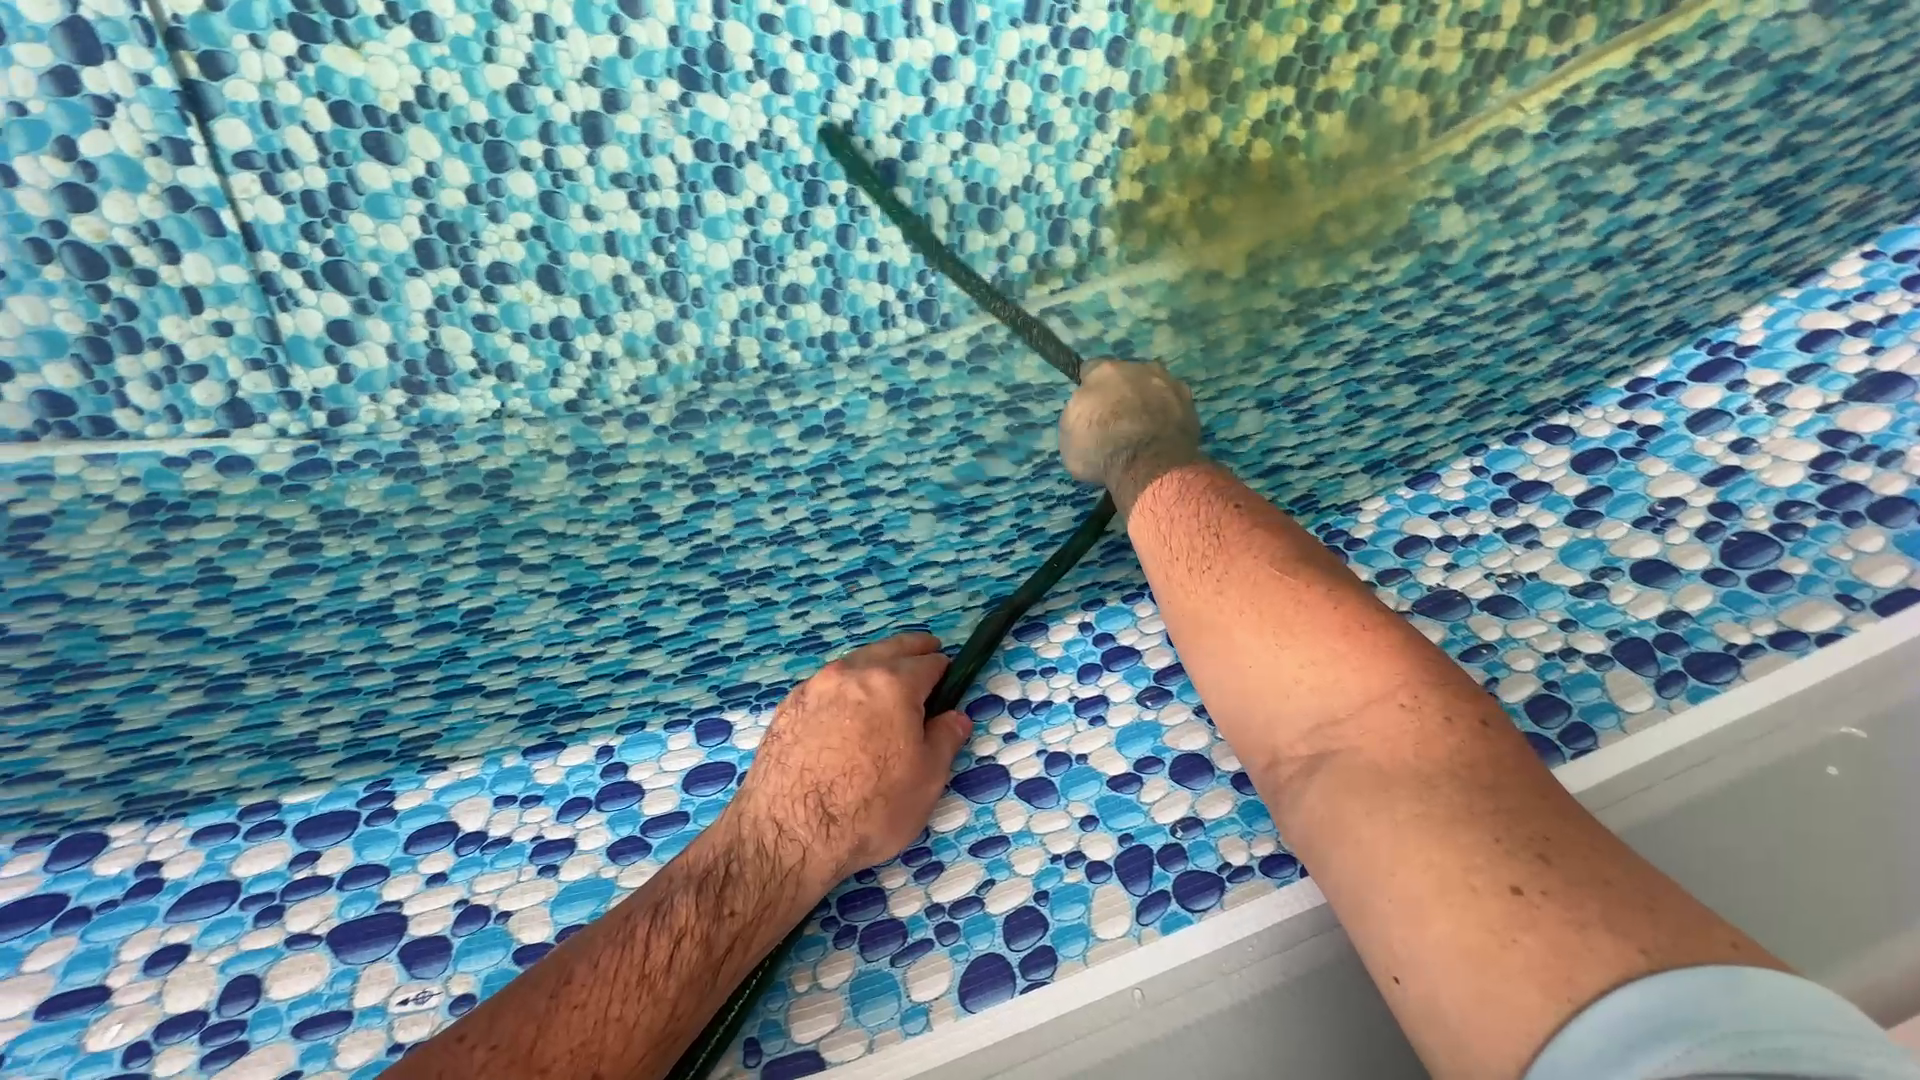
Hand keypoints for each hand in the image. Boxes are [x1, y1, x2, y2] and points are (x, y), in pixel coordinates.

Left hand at [725, 633, 972, 887]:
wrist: (787, 834)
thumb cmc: (869, 808)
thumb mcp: (926, 780)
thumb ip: (945, 739)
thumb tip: (956, 716)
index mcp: (892, 683)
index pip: (928, 663)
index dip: (944, 669)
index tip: (950, 677)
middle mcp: (852, 672)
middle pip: (889, 649)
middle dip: (912, 650)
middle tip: (926, 652)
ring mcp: (815, 686)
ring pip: (855, 662)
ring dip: (876, 664)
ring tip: (886, 681)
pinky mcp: (788, 707)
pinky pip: (827, 683)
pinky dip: (846, 686)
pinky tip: (847, 709)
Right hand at [1059, 358, 1203, 512]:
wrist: (1150, 466)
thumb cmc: (1101, 451)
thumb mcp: (1068, 436)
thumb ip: (1078, 413)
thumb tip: (1088, 411)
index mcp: (1104, 371)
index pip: (1091, 370)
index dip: (1089, 388)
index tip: (1090, 407)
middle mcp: (1138, 367)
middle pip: (1126, 375)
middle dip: (1121, 391)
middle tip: (1117, 419)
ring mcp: (1168, 382)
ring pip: (1153, 385)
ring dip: (1147, 400)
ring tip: (1144, 428)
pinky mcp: (1190, 403)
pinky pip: (1173, 403)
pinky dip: (1168, 414)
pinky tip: (1163, 434)